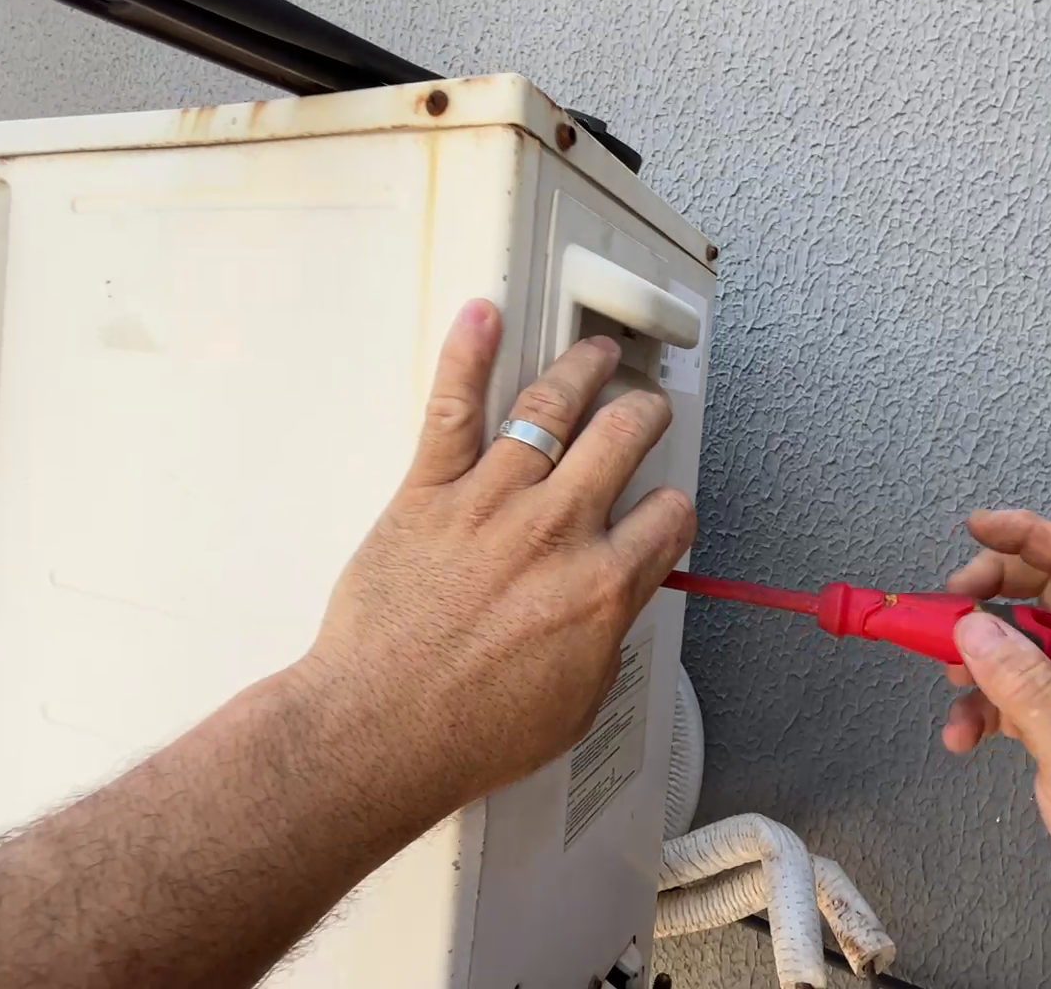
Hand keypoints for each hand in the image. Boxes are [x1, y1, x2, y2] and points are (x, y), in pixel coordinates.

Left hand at [298, 299, 695, 810]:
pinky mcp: (431, 492)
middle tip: (645, 405)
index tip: (661, 509)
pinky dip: (468, 354)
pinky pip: (454, 409)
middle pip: (625, 436)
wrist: (376, 733)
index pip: (670, 515)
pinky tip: (484, 316)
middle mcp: (557, 529)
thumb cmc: (471, 729)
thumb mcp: (579, 696)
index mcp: (603, 585)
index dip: (673, 509)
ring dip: (586, 367)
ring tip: (599, 351)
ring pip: (552, 406)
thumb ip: (609, 632)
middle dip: (646, 411)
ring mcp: (493, 501)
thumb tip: (612, 598)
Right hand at [941, 510, 1050, 980]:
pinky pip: (1009, 691)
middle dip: (984, 593)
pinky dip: (978, 706)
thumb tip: (971, 625)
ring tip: (949, 685)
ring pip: (1014, 641)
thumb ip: (1027, 686)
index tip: (972, 526)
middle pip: (1036, 592)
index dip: (1025, 533)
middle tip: (942, 611)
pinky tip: (963, 736)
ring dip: (972, 656)